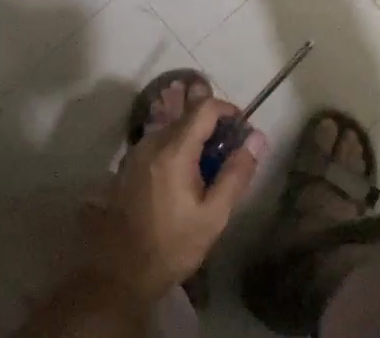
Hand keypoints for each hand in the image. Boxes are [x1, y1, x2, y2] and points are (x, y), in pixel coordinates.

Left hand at [79, 98, 265, 300]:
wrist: (122, 270)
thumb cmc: (173, 244)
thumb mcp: (214, 216)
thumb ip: (236, 174)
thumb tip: (257, 138)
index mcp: (174, 150)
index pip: (204, 108)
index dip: (227, 110)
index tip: (242, 128)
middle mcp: (152, 141)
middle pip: (186, 114)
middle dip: (211, 124)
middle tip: (228, 150)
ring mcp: (136, 150)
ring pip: (170, 126)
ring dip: (192, 135)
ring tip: (208, 163)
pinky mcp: (128, 163)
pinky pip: (157, 140)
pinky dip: (175, 145)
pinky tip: (183, 173)